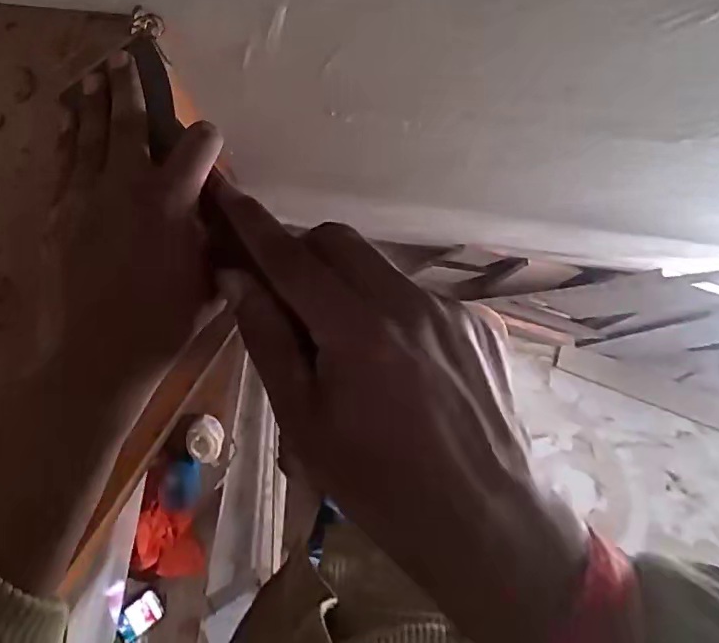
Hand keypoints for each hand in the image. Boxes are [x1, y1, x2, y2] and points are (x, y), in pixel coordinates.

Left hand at [49, 49, 223, 376]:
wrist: (94, 356)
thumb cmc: (161, 324)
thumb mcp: (208, 281)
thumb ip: (217, 236)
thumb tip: (219, 208)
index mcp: (170, 200)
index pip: (196, 145)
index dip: (206, 136)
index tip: (208, 135)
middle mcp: (126, 185)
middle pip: (128, 122)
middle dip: (130, 86)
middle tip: (124, 57)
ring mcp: (85, 195)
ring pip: (90, 133)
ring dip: (94, 100)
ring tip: (95, 73)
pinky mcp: (57, 211)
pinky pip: (63, 160)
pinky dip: (68, 135)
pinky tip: (69, 117)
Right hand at [211, 183, 588, 642]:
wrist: (491, 529)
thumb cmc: (378, 483)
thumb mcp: (303, 420)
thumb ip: (266, 337)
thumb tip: (235, 276)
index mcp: (357, 331)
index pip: (290, 257)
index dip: (252, 221)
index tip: (227, 190)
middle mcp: (406, 303)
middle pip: (336, 239)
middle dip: (301, 249)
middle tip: (286, 294)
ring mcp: (448, 309)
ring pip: (375, 262)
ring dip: (344, 278)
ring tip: (343, 338)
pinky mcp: (476, 322)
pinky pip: (412, 291)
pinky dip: (385, 305)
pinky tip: (394, 360)